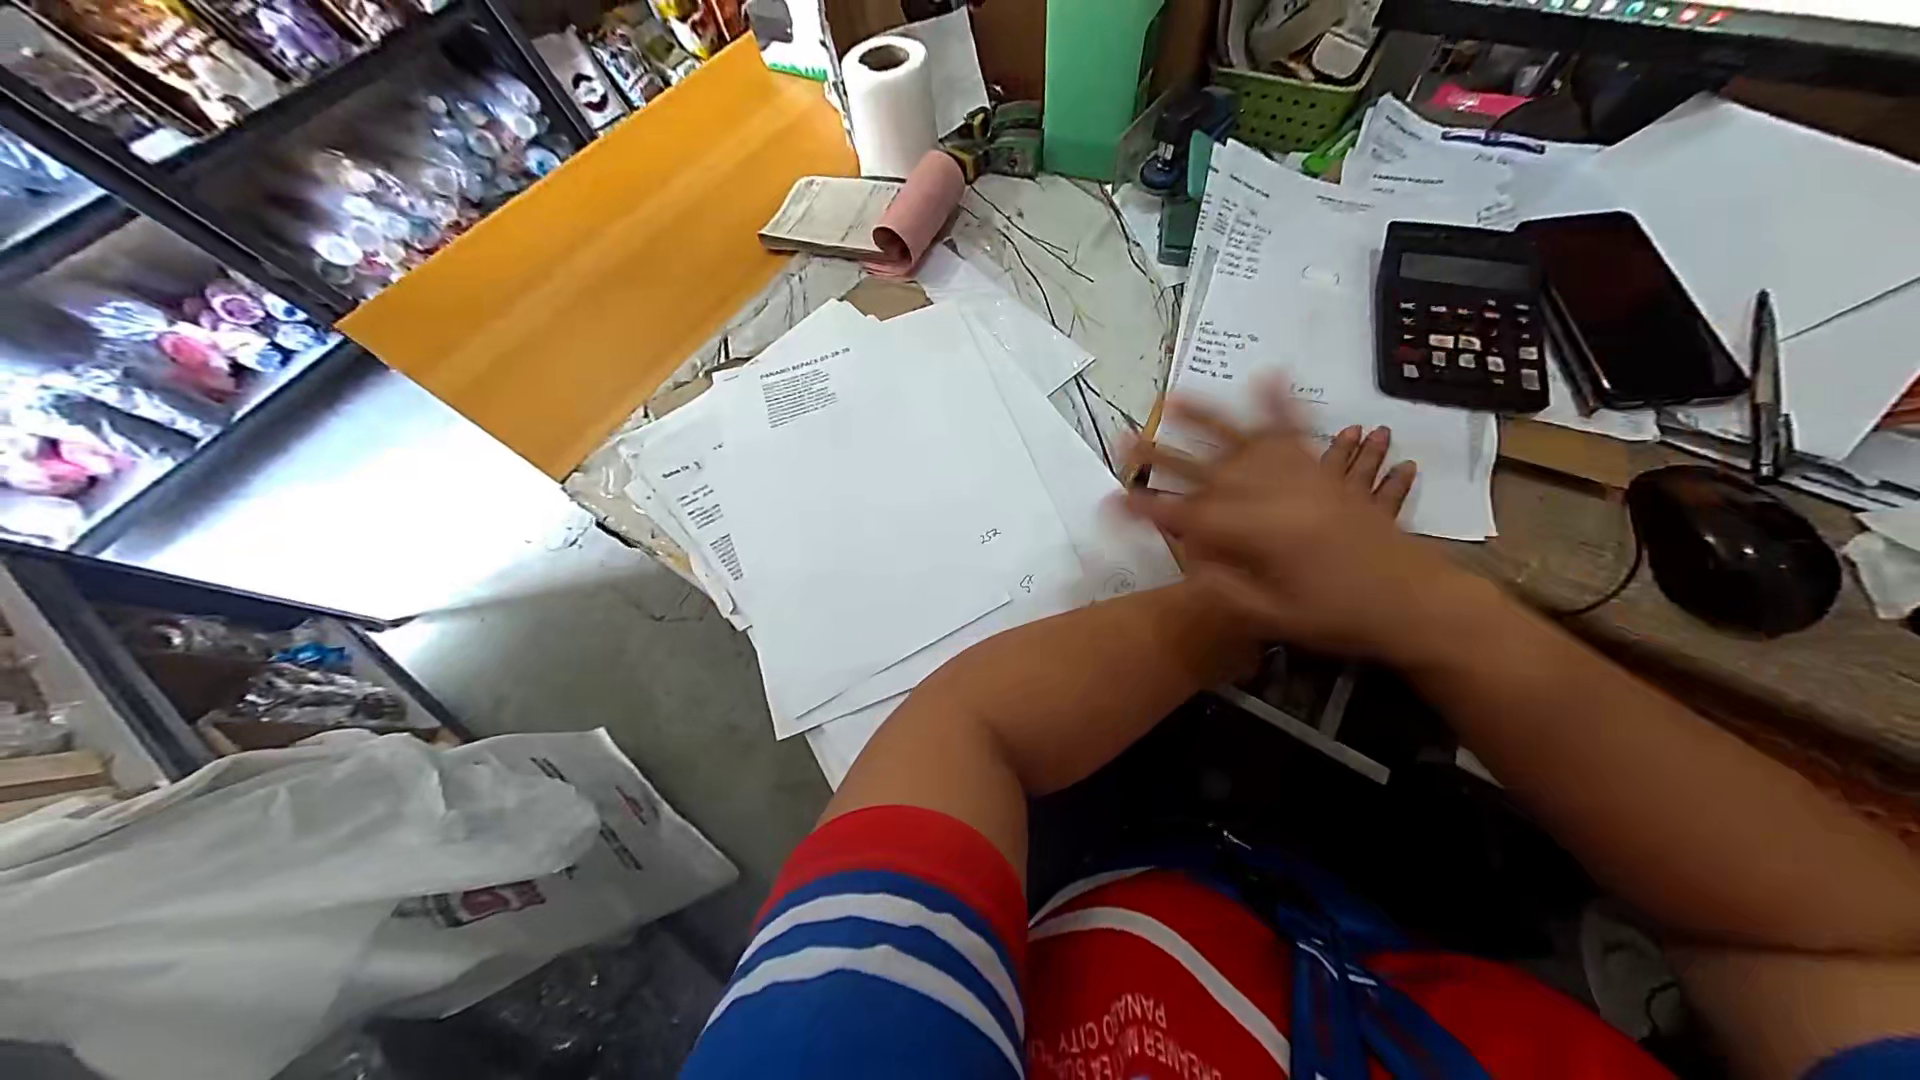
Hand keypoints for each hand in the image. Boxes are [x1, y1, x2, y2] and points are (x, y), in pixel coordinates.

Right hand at [1123, 377, 1483, 663]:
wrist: (1418, 601)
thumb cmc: (1341, 617)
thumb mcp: (1274, 616)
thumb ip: (1226, 586)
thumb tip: (1186, 558)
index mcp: (1258, 537)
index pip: (1189, 517)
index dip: (1147, 509)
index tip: (1112, 502)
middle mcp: (1275, 498)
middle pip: (1206, 471)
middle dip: (1160, 457)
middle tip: (1125, 443)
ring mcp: (1303, 479)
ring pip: (1245, 442)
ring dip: (1206, 417)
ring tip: (1175, 395)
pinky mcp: (1326, 473)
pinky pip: (1300, 434)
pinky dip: (1282, 405)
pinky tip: (1268, 375)